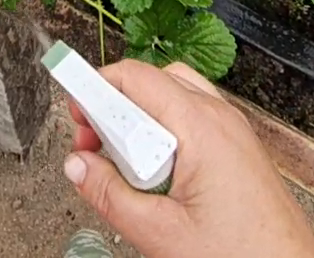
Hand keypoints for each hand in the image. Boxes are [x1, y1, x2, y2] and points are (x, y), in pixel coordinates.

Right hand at [62, 60, 313, 257]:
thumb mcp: (160, 235)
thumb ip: (110, 196)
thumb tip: (77, 166)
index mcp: (201, 127)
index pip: (136, 78)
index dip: (97, 88)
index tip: (74, 111)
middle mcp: (219, 116)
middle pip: (153, 81)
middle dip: (115, 105)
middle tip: (93, 145)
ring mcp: (233, 129)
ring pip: (174, 95)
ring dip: (141, 117)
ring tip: (125, 161)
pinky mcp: (240, 147)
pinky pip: (193, 116)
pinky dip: (166, 129)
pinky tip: (157, 170)